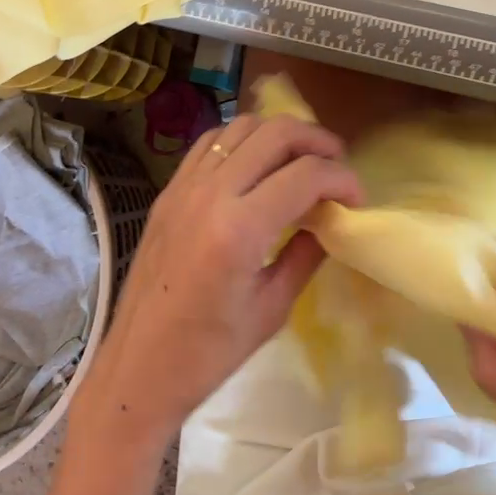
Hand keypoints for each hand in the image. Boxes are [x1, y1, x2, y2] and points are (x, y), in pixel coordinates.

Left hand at [72, 114, 361, 445]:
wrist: (138, 367)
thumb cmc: (209, 352)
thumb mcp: (272, 309)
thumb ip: (306, 255)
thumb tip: (330, 221)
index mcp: (240, 229)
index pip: (306, 175)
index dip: (342, 179)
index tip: (357, 199)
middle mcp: (210, 194)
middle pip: (275, 133)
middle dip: (317, 140)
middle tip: (337, 164)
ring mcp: (184, 187)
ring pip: (240, 126)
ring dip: (278, 134)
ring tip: (301, 159)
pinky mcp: (168, 191)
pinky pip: (210, 143)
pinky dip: (241, 140)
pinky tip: (256, 164)